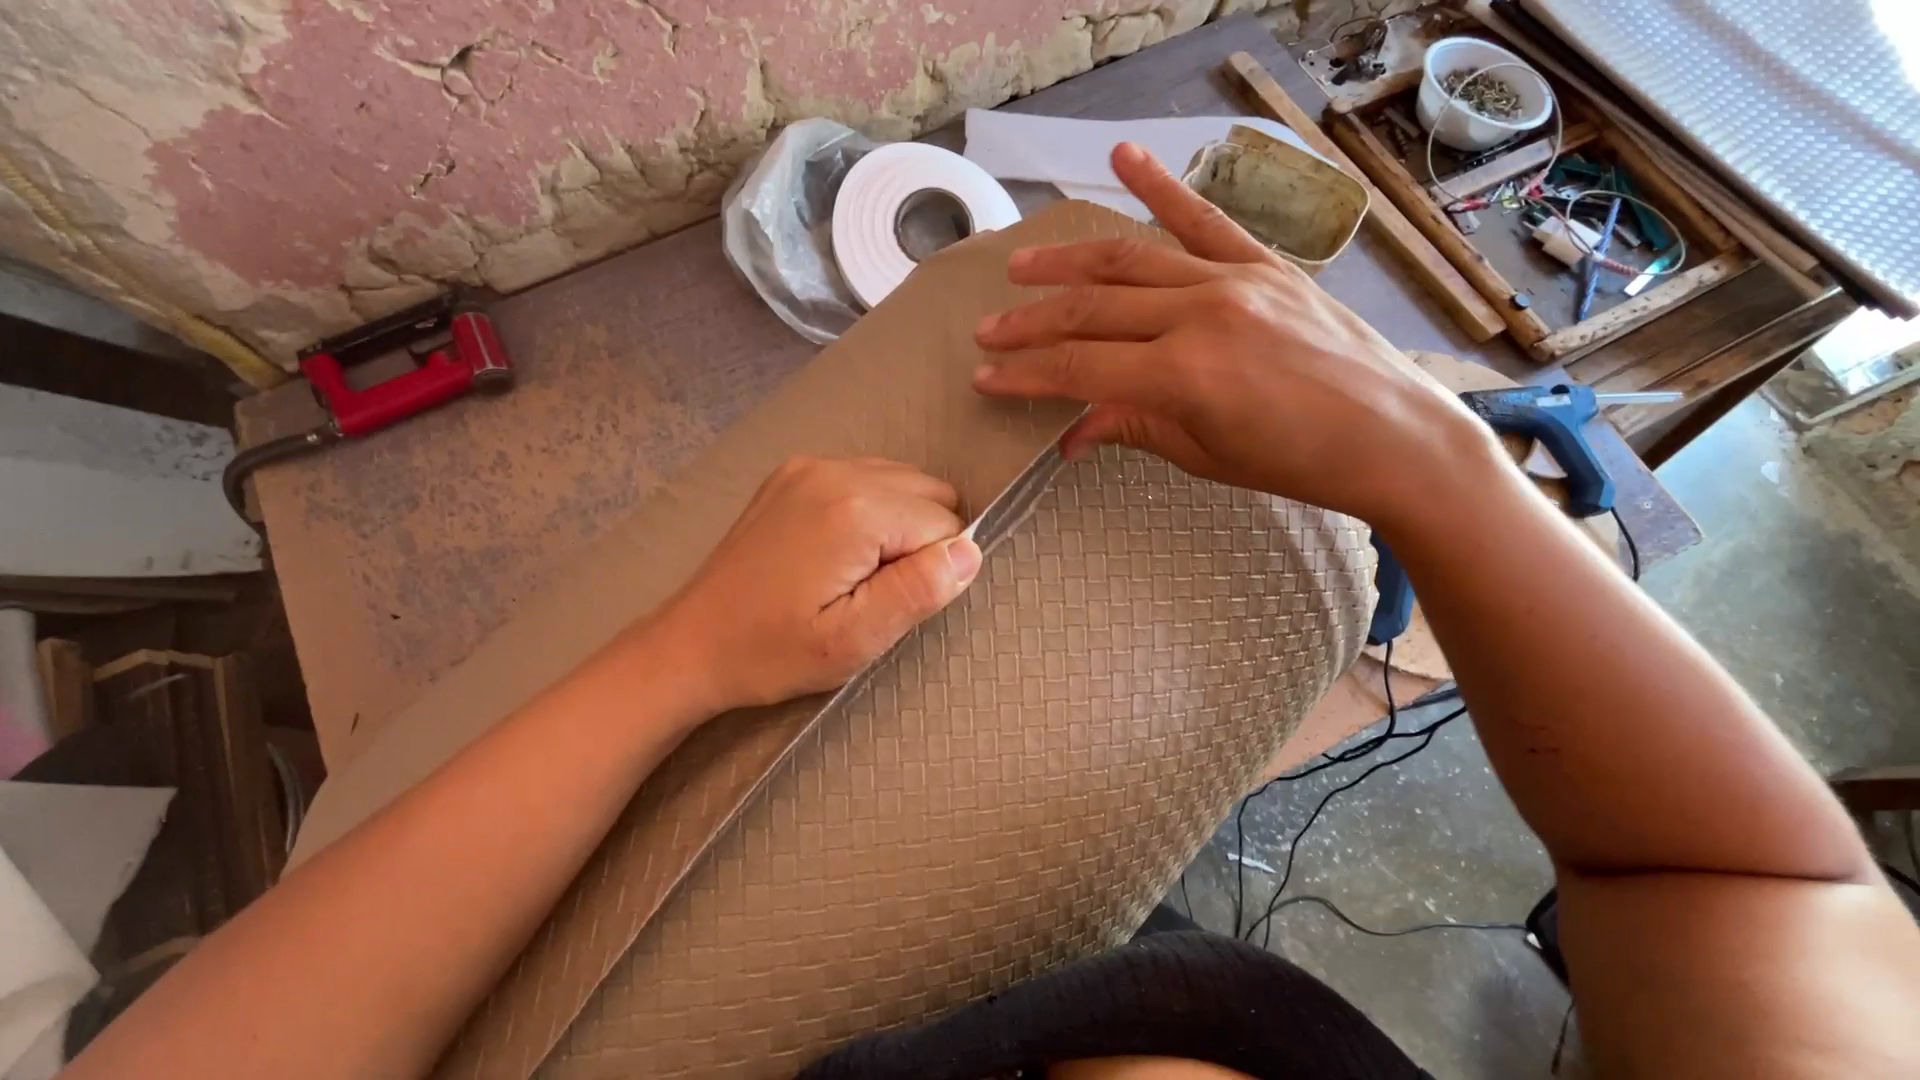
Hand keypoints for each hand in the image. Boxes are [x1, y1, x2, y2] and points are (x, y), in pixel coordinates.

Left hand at [655, 457, 981, 711]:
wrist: (693, 643)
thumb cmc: (772, 652)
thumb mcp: (853, 640)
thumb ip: (918, 590)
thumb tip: (970, 552)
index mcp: (854, 510)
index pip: (946, 526)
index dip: (930, 572)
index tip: (885, 604)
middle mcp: (835, 471)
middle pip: (930, 495)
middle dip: (919, 543)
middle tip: (872, 592)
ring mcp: (809, 467)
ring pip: (903, 483)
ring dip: (898, 526)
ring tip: (853, 574)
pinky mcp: (793, 474)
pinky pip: (866, 478)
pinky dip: (871, 511)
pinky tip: (837, 552)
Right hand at [970, 141, 1501, 529]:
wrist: (1393, 436)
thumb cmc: (1296, 462)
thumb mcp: (1203, 455)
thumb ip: (1131, 429)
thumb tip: (1070, 436)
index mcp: (1181, 375)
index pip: (1079, 366)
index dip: (1026, 374)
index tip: (986, 376)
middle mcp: (1200, 315)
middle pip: (1092, 308)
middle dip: (1031, 321)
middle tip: (988, 329)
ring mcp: (1234, 280)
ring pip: (1131, 258)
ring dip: (1068, 259)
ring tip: (1021, 264)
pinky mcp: (1265, 264)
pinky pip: (1205, 219)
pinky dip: (1162, 187)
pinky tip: (1124, 157)